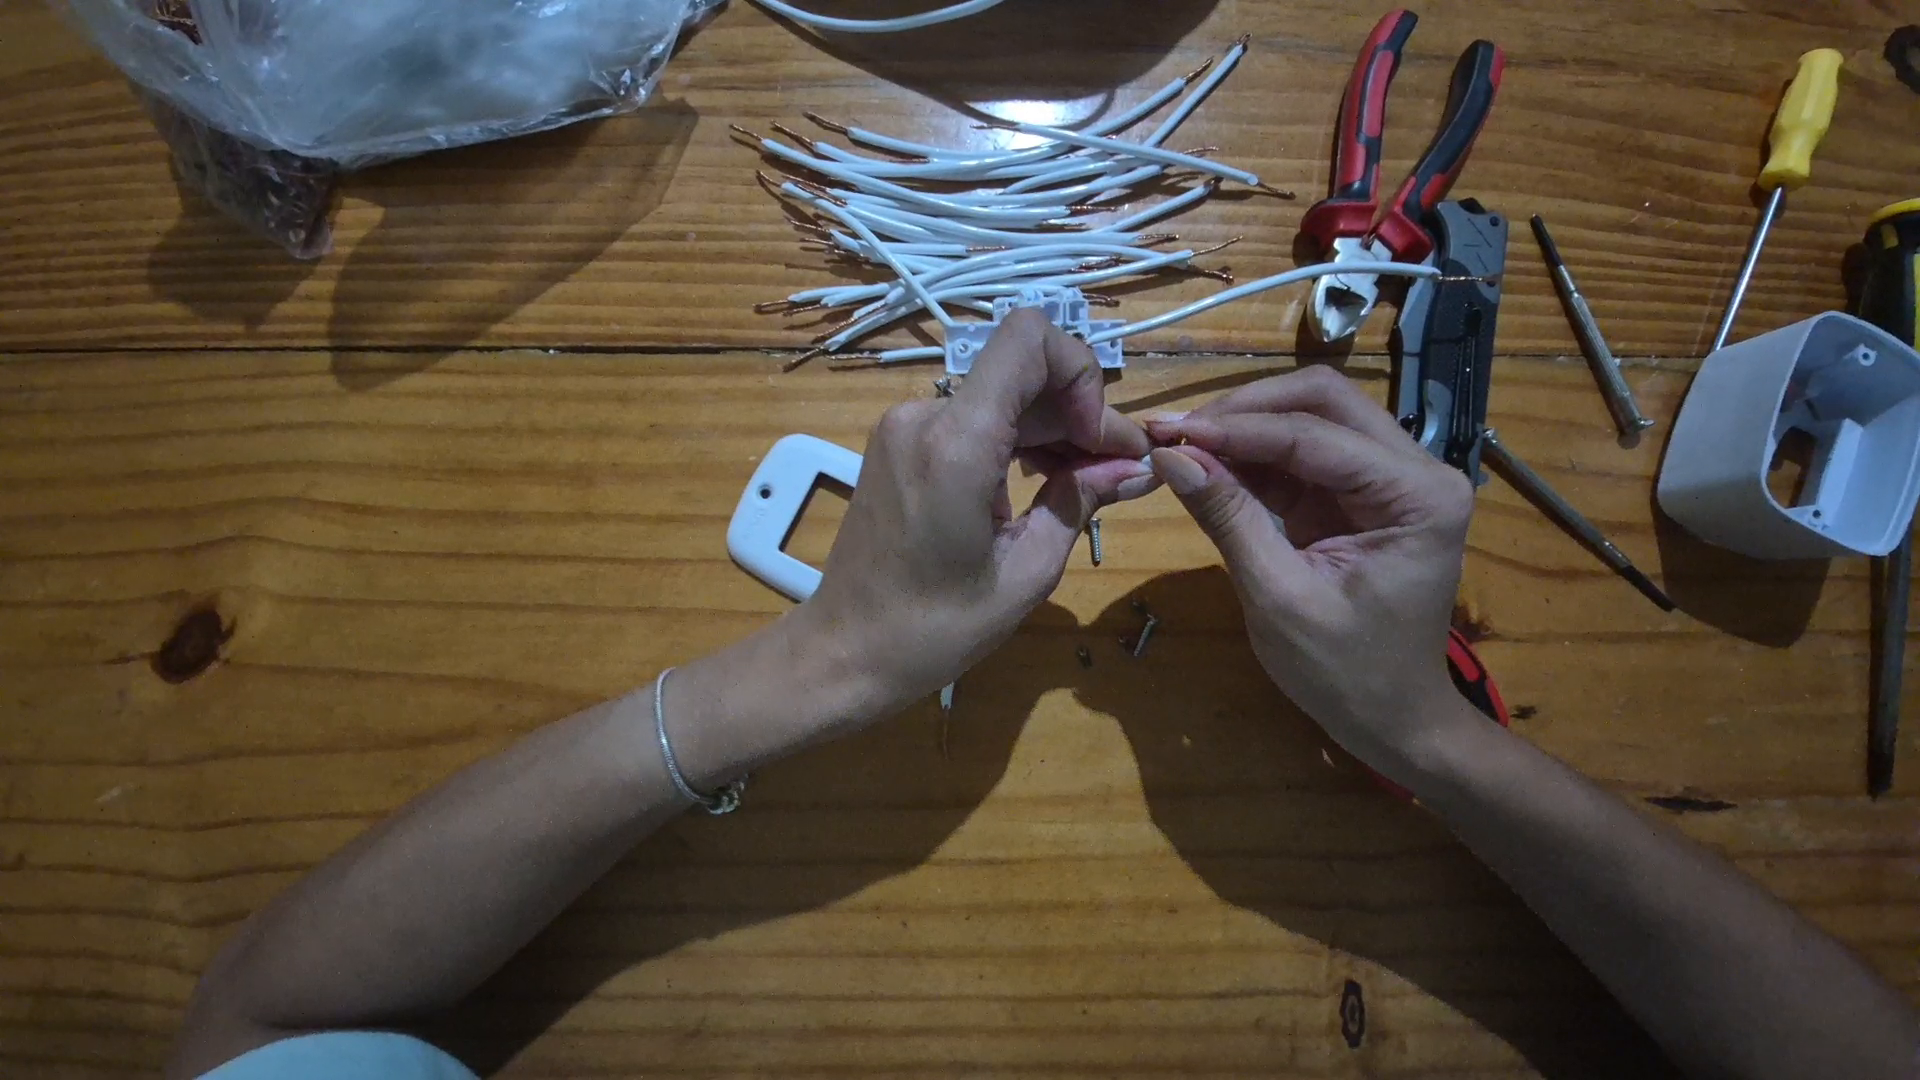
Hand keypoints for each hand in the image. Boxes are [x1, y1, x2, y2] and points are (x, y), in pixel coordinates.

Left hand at [798, 309, 1154, 720]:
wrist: (845, 649)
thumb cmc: (934, 629)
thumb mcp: (1026, 572)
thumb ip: (1079, 503)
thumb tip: (1134, 468)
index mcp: (955, 443)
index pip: (1029, 338)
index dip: (1080, 373)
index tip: (1097, 440)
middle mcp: (923, 416)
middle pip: (1022, 373)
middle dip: (1078, 413)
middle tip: (1117, 472)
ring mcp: (904, 427)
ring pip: (1000, 396)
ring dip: (1051, 428)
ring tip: (1086, 484)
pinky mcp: (899, 444)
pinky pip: (972, 420)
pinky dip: (1014, 440)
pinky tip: (1041, 483)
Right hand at [1144, 367, 1477, 770]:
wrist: (1391, 718)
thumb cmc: (1344, 671)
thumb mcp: (1278, 596)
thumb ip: (1228, 519)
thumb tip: (1169, 456)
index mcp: (1416, 495)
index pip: (1314, 435)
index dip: (1237, 429)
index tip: (1168, 433)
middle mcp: (1411, 471)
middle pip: (1322, 401)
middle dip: (1245, 409)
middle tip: (1179, 432)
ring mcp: (1382, 481)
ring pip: (1306, 420)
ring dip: (1242, 429)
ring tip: (1181, 447)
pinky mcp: (1350, 498)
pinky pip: (1295, 458)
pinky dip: (1247, 459)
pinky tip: (1205, 467)